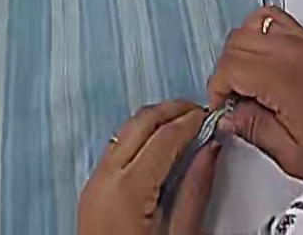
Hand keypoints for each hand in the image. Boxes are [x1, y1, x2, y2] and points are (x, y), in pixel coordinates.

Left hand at [77, 101, 219, 234]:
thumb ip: (196, 189)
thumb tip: (210, 149)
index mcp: (128, 189)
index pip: (166, 133)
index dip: (192, 120)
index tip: (210, 116)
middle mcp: (105, 178)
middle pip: (143, 120)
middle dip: (173, 110)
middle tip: (199, 113)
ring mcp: (95, 184)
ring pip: (128, 128)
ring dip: (156, 121)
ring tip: (183, 127)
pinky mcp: (91, 192)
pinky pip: (118, 146)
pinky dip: (140, 136)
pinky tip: (159, 146)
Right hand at [208, 7, 302, 184]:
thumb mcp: (295, 155)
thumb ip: (255, 131)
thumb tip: (228, 117)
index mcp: (283, 78)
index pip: (230, 67)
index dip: (216, 90)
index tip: (222, 112)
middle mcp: (290, 50)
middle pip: (235, 43)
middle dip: (224, 72)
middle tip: (232, 103)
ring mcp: (299, 39)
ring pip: (249, 25)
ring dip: (239, 50)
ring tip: (245, 81)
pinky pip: (272, 17)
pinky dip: (257, 29)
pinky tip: (260, 56)